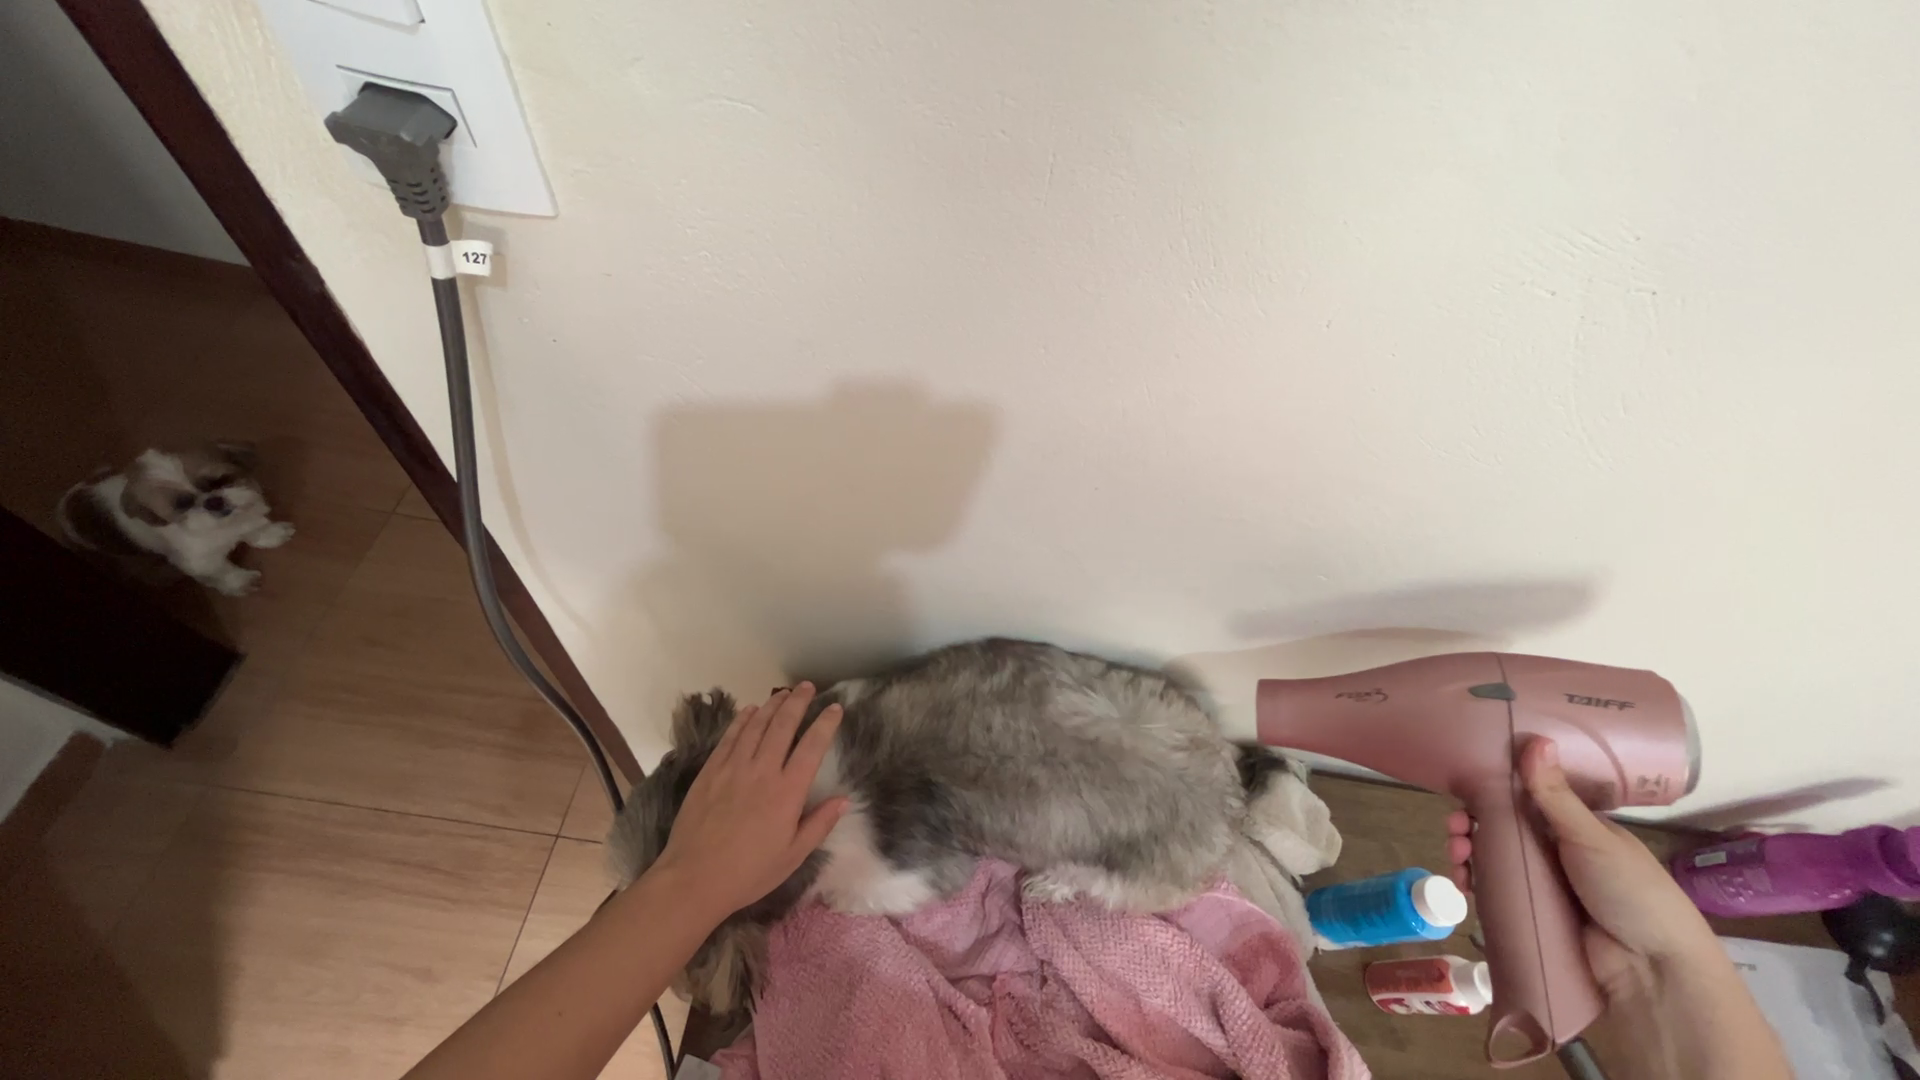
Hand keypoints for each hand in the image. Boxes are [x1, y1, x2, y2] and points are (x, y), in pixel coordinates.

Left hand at [652, 683, 848, 915]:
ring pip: (756, 725)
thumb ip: (819, 824)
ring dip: (772, 704)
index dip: (825, 724)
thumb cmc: (749, 872)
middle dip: (798, 702)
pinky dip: (742, 720)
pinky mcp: (710, 771)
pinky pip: (730, 737)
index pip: (812, 746)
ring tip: (784, 692)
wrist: (694, 878)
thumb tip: (843, 800)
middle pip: (783, 725)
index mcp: (787, 791)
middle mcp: (763, 771)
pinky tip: (749, 710)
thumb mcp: (793, 856)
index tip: (835, 708)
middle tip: (808, 687)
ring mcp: (733, 767)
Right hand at [1446, 738, 1720, 999]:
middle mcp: (1555, 853)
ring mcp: (1542, 886)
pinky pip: (1492, 893)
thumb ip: (1555, 794)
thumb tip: (1535, 738)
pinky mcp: (1530, 915)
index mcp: (1574, 829)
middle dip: (1469, 826)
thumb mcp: (1592, 837)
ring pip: (1490, 860)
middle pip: (1498, 830)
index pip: (1522, 802)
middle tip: (1455, 830)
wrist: (1652, 972)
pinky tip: (1462, 885)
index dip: (1490, 795)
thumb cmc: (1632, 892)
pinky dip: (1472, 885)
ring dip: (1465, 853)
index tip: (1465, 794)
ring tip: (1457, 858)